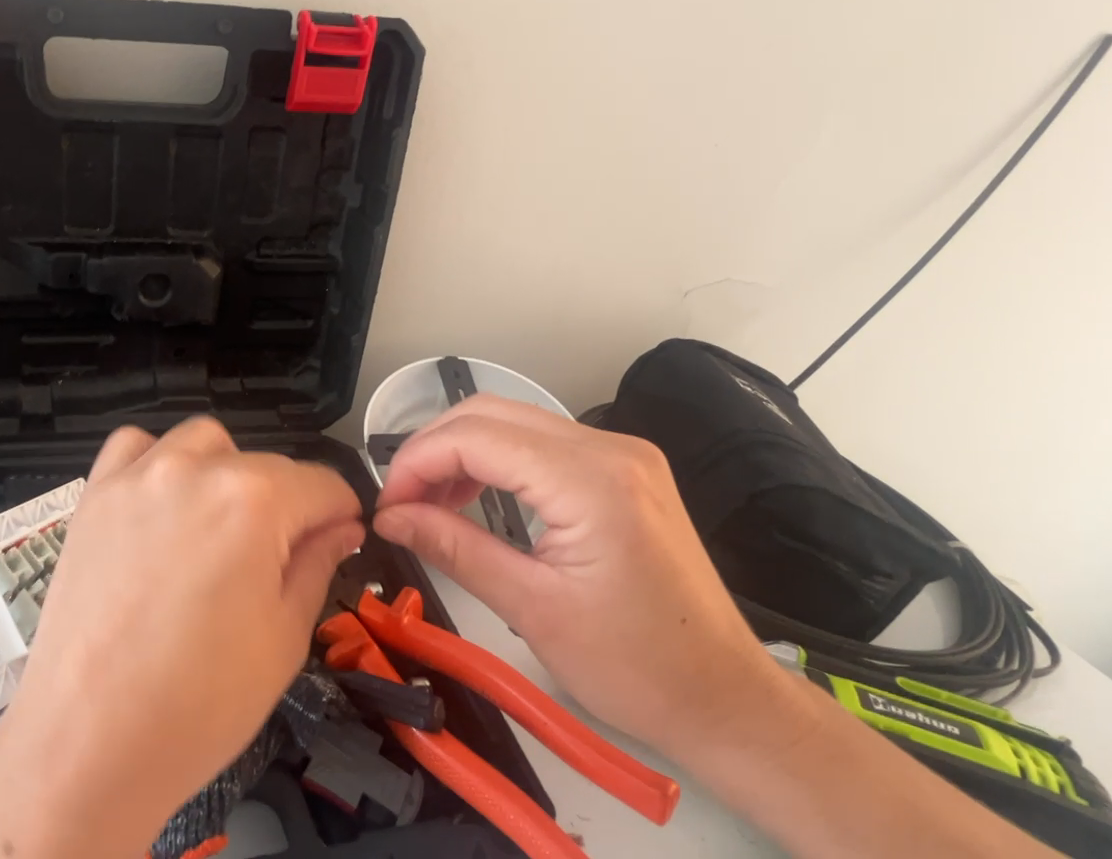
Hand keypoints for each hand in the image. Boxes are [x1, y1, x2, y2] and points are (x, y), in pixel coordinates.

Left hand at [0, 417, 364, 858]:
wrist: (89, 742)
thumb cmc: (199, 704)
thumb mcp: (284, 639)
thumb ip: (317, 566)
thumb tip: (339, 528)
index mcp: (255, 501)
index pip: (322, 483)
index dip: (341, 514)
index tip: (341, 538)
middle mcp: (195, 470)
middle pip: (266, 464)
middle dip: (287, 503)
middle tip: (279, 559)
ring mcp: (137, 477)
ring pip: (203, 444)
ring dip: (225, 472)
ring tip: (220, 530)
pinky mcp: (94, 496)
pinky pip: (135, 449)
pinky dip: (158, 463)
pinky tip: (163, 508)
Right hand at [371, 395, 777, 755]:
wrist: (725, 698)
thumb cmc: (635, 667)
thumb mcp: (530, 608)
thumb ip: (453, 548)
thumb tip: (390, 517)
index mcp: (590, 481)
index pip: (475, 438)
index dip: (416, 464)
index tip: (386, 507)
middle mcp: (609, 448)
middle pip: (489, 413)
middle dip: (431, 449)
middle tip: (400, 503)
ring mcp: (622, 454)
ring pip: (513, 420)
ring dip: (460, 451)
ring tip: (429, 503)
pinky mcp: (625, 470)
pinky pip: (541, 443)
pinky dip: (495, 460)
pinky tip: (473, 497)